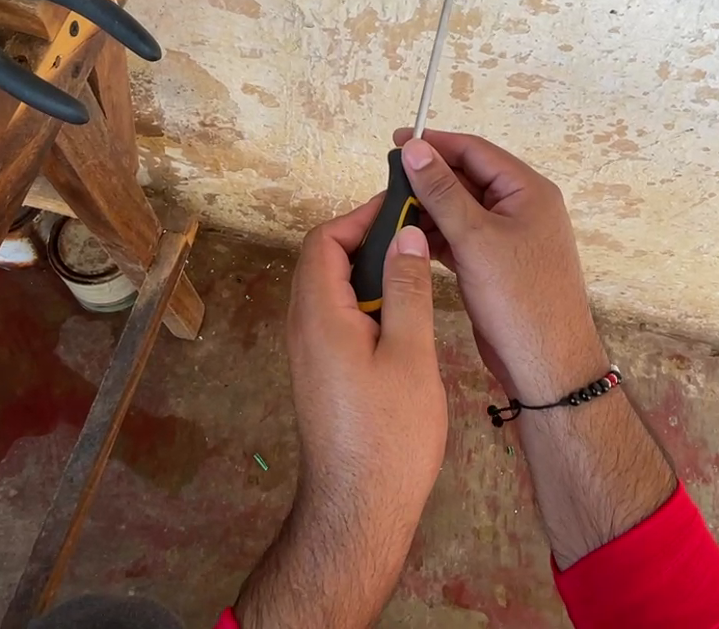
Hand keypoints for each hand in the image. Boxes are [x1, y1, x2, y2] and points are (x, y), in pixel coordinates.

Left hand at [234, 202, 446, 627]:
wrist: (358, 511)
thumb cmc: (389, 433)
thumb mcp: (410, 353)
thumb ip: (407, 287)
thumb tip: (406, 233)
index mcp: (318, 313)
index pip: (324, 240)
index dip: (360, 216)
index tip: (402, 208)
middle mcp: (302, 325)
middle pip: (324, 259)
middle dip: (367, 238)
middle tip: (416, 234)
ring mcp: (308, 350)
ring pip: (331, 288)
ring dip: (368, 269)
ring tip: (416, 267)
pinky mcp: (320, 370)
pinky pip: (336, 314)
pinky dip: (365, 298)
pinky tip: (402, 311)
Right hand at [391, 130, 608, 401]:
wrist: (546, 365)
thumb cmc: (518, 297)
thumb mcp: (476, 237)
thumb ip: (442, 190)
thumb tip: (415, 149)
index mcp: (527, 189)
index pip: (474, 151)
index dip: (435, 144)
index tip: (396, 141)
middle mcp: (520, 207)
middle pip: (467, 178)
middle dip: (428, 179)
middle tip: (387, 180)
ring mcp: (507, 237)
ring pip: (460, 209)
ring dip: (428, 209)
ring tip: (390, 210)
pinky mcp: (494, 263)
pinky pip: (460, 236)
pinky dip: (436, 235)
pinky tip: (408, 239)